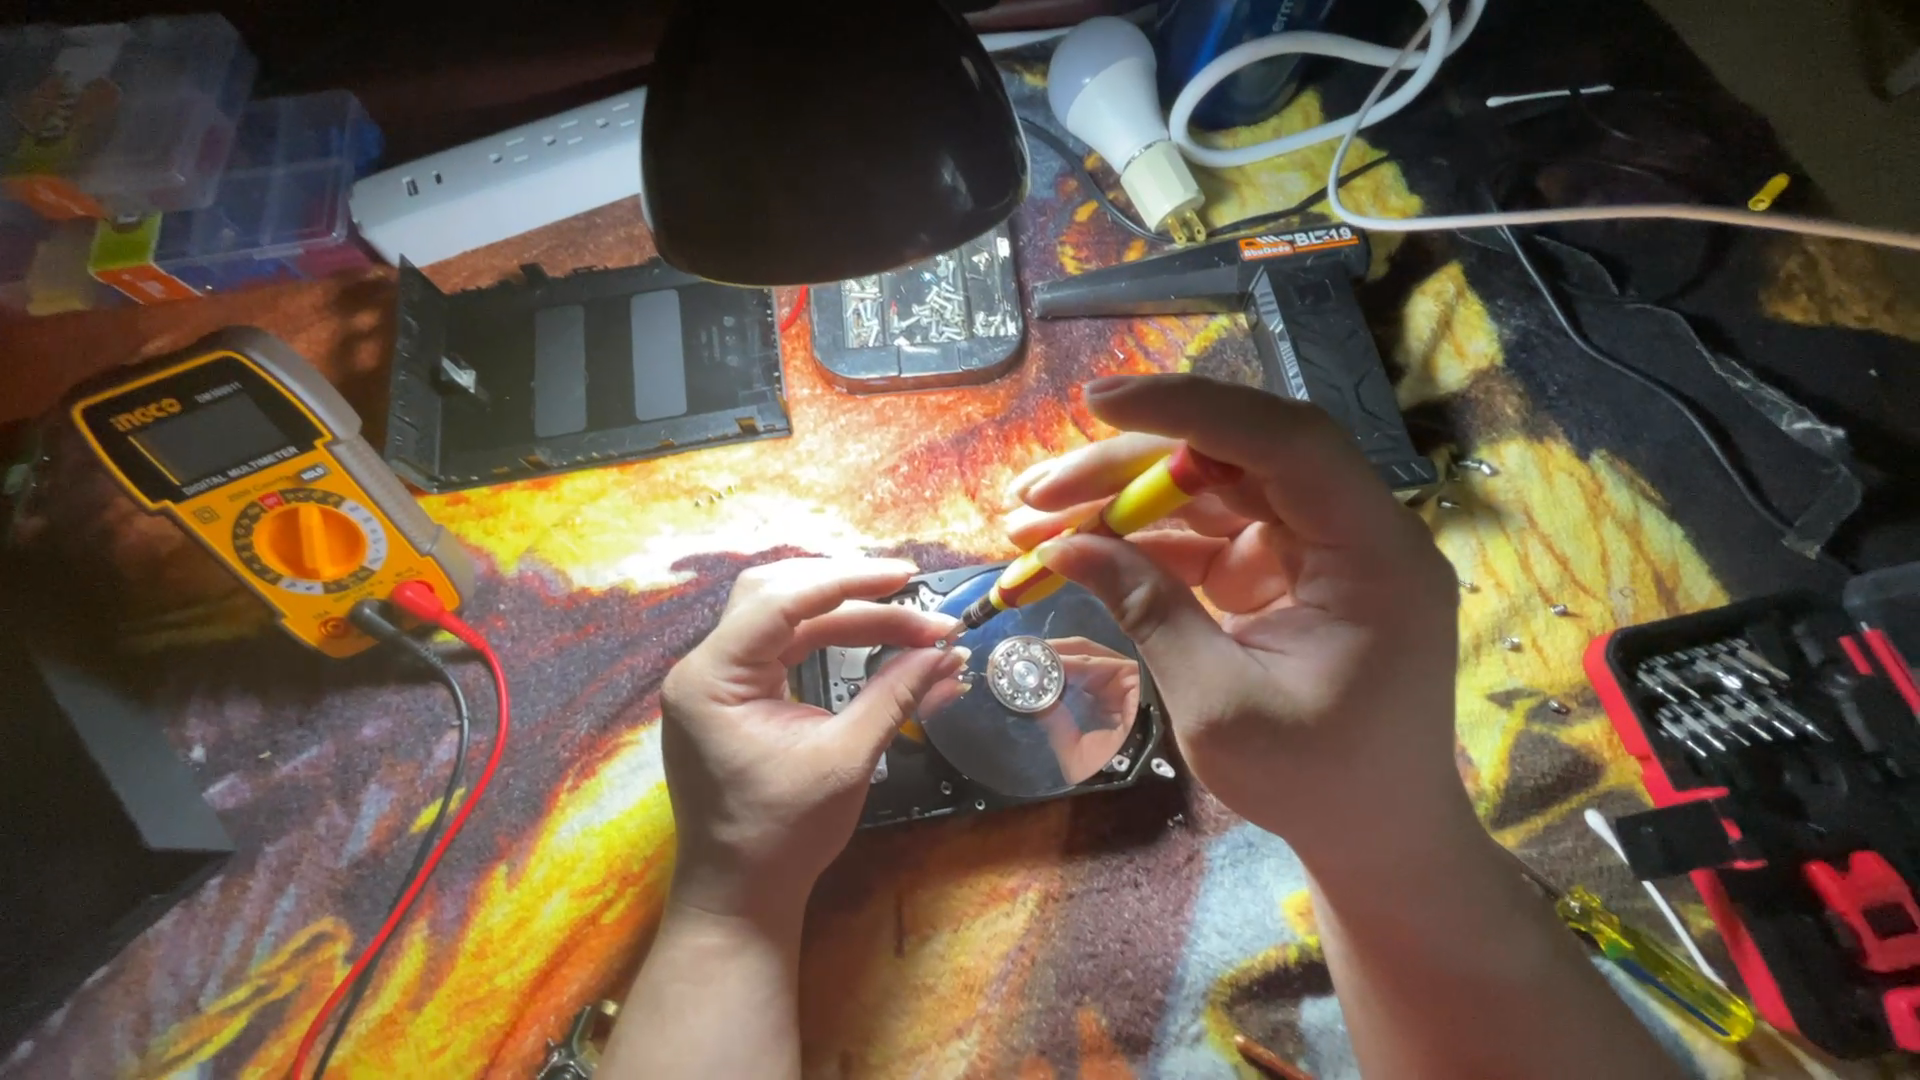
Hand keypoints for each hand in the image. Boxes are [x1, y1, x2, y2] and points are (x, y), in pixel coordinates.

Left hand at [659, 558, 966, 919]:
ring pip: (783, 614)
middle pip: (777, 593)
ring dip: (843, 609)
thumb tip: (949, 653)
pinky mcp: (737, 693)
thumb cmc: (784, 835)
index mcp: (713, 678)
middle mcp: (706, 666)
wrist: (741, 897)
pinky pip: (784, 643)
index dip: (850, 581)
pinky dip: (829, 635)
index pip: (781, 601)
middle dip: (848, 588)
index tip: (906, 577)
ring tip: (902, 612)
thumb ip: (895, 696)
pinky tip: (869, 633)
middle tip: (909, 590)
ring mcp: (718, 679)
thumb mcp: (847, 759)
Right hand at [1003, 375, 1465, 859]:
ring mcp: (1309, 547)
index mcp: (1373, 552)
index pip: (1284, 441)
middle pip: (1228, 459)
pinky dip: (1135, 541)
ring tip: (1029, 519)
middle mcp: (1347, 529)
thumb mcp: (1219, 703)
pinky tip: (1072, 549)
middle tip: (1034, 493)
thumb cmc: (1317, 784)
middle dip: (1124, 470)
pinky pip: (1199, 535)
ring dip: (1116, 502)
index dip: (1189, 409)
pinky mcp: (1275, 569)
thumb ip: (1147, 610)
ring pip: (1203, 491)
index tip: (1098, 404)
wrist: (1373, 835)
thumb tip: (1064, 546)